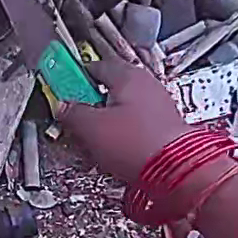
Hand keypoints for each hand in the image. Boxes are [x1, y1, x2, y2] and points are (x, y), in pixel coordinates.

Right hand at [55, 56, 191, 183]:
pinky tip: (109, 148)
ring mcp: (157, 107)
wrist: (176, 170)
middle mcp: (146, 86)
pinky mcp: (161, 128)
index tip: (61, 85)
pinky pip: (131, 124)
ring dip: (101, 119)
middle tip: (72, 115)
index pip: (94, 66)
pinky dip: (118, 132)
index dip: (73, 76)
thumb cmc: (138, 143)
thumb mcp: (91, 127)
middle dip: (87, 102)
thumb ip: (72, 113)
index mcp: (128, 77)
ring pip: (119, 107)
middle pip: (107, 88)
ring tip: (89, 137)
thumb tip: (62, 107)